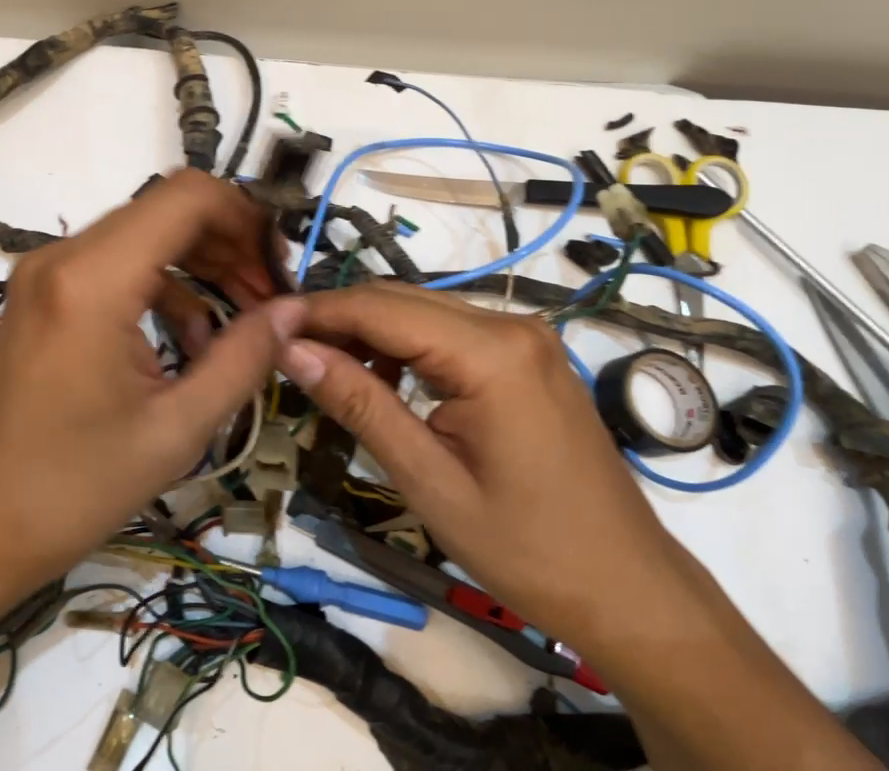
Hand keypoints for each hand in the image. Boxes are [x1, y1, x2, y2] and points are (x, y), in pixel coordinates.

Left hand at [0, 170, 304, 601]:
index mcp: (93, 279)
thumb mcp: (177, 429)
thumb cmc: (75, 488)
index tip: (281, 273)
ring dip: (199, 268)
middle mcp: (62, 257)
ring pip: (142, 237)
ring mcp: (45, 274)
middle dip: (229, 246)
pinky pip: (114, 267)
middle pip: (166, 211)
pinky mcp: (40, 297)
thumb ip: (243, 358)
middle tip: (271, 303)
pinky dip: (161, 289)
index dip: (247, 220)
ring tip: (242, 325)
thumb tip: (294, 311)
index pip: (187, 196)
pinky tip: (190, 344)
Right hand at [275, 282, 702, 656]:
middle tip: (280, 355)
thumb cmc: (527, 548)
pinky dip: (403, 349)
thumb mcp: (428, 481)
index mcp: (491, 353)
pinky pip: (448, 334)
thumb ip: (360, 404)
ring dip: (366, 335)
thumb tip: (290, 349)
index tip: (261, 329)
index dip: (315, 314)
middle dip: (336, 321)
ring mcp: (525, 339)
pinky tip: (378, 383)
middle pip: (399, 300)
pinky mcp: (528, 358)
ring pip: (421, 313)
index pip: (379, 308)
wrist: (627, 588)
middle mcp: (512, 326)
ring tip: (319, 372)